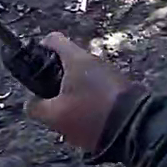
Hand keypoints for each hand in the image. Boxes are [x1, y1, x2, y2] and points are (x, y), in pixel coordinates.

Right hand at [26, 33, 134, 150]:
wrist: (136, 128)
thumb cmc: (90, 115)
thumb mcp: (54, 116)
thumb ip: (36, 108)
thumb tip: (31, 104)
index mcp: (75, 59)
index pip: (53, 39)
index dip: (39, 48)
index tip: (34, 67)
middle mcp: (94, 60)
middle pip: (66, 63)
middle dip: (55, 82)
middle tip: (50, 101)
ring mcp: (110, 73)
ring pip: (82, 79)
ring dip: (72, 95)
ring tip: (69, 117)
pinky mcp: (121, 87)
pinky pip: (97, 90)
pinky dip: (88, 102)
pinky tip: (87, 122)